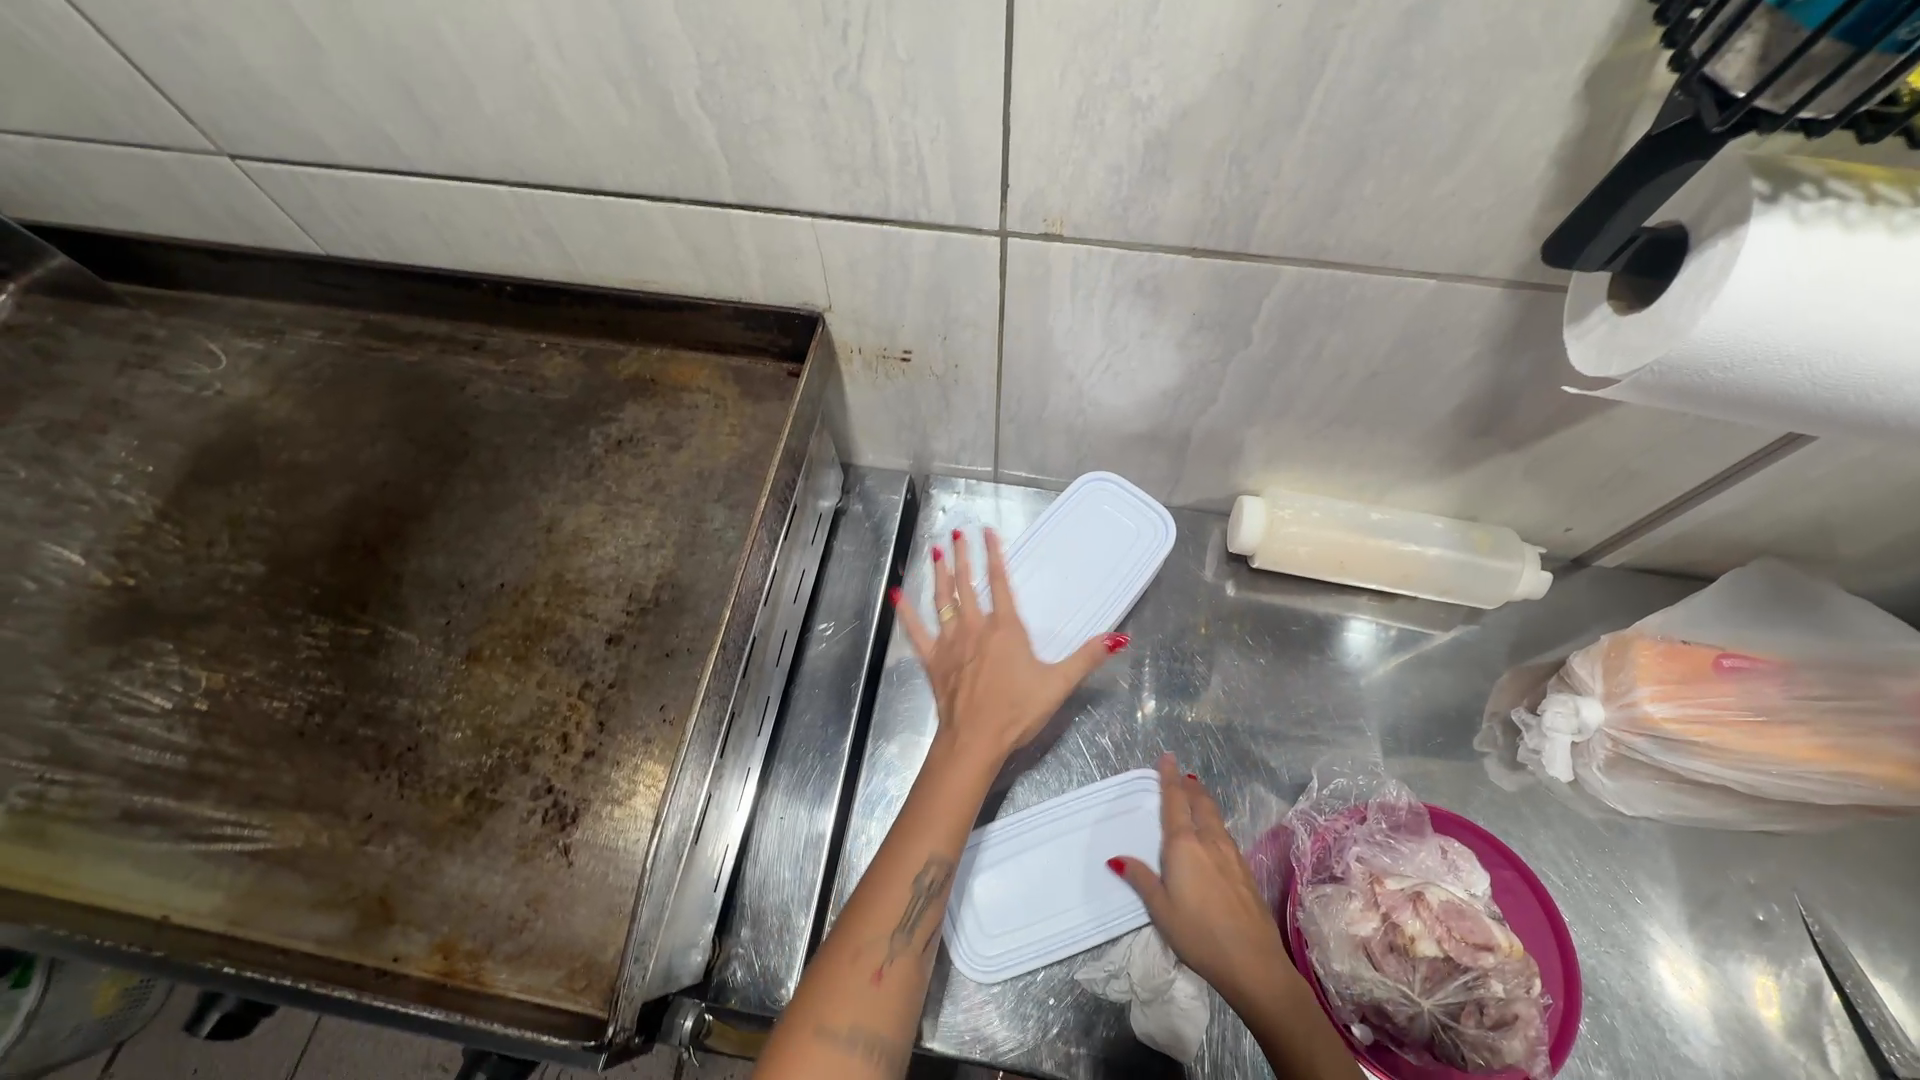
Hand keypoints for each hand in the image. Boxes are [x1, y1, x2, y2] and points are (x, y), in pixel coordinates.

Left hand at [892, 527, 1126, 766]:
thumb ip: (1086, 658)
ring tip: (934, 550)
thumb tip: (1118, 637)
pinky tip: (897, 594)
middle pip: (966, 585)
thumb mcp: (1058, 684)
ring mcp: (950, 643)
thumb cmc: (1017, 712)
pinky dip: (906, 612)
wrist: (975, 740)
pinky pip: (916, 631)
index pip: (999, 583)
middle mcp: (975, 628)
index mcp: (1006, 629)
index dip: (993, 555)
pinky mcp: (933, 660)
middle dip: (961, 556)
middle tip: (955, 533)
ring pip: (942, 600)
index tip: (987, 532)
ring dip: (939, 574)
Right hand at [1111, 753, 1292, 1007]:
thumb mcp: (1160, 909)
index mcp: (1183, 845)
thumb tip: (1117, 858)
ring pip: (1216, 817)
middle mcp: (1209, 842)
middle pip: (1200, 803)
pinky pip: (1225, 834)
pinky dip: (1214, 822)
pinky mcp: (1245, 871)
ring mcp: (1231, 855)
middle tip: (1180, 774)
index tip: (1167, 758)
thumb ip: (1141, 879)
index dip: (1169, 778)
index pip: (1175, 802)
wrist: (1252, 961)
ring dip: (1204, 801)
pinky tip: (1213, 834)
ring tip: (1195, 795)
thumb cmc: (1198, 934)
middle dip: (1189, 786)